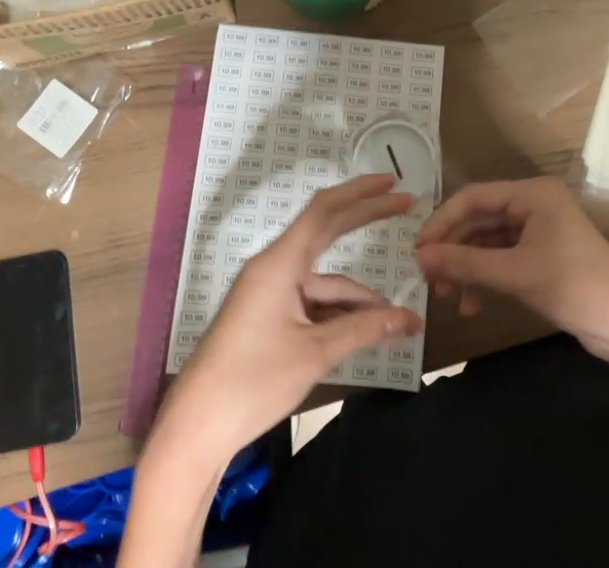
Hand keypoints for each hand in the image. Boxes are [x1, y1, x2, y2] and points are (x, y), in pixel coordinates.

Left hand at [152, 174, 423, 459]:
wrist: (198, 427)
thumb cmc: (253, 382)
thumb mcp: (315, 353)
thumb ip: (364, 329)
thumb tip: (409, 318)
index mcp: (278, 264)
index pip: (325, 211)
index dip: (361, 193)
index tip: (394, 183)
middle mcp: (273, 269)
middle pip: (326, 232)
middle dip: (365, 219)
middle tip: (406, 204)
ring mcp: (270, 294)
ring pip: (326, 284)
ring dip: (361, 299)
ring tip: (401, 324)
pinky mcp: (269, 318)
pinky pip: (313, 305)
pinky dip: (342, 315)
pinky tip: (371, 333)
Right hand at [414, 177, 608, 358]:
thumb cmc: (574, 288)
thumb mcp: (515, 275)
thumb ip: (465, 263)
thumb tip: (419, 256)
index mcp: (533, 195)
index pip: (473, 197)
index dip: (442, 222)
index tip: (417, 250)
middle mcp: (535, 205)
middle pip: (478, 220)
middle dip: (452, 250)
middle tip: (427, 278)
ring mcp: (539, 231)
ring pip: (487, 243)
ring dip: (466, 268)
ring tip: (446, 296)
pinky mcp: (542, 256)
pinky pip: (501, 260)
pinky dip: (484, 279)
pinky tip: (471, 305)